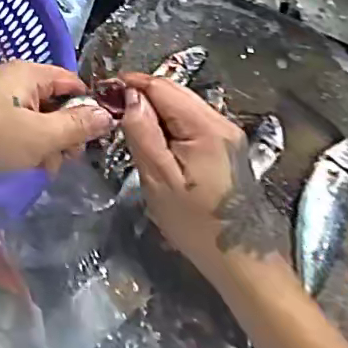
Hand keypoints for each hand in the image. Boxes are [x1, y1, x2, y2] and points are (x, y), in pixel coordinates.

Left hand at [0, 61, 113, 177]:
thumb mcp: (42, 135)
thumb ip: (77, 126)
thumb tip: (108, 115)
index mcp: (30, 73)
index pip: (72, 82)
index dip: (87, 106)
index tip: (94, 135)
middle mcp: (17, 77)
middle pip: (57, 100)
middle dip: (66, 130)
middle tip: (66, 157)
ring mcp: (2, 94)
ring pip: (40, 116)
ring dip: (49, 141)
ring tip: (46, 165)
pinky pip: (22, 122)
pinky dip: (30, 141)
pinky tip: (30, 163)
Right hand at [119, 72, 288, 271]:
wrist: (243, 263)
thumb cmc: (197, 224)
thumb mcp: (159, 179)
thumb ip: (142, 132)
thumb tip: (129, 96)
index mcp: (204, 126)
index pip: (161, 86)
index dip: (130, 84)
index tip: (104, 92)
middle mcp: (220, 121)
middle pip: (173, 91)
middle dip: (141, 94)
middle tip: (113, 109)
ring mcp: (227, 133)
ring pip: (182, 104)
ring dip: (155, 108)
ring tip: (131, 125)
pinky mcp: (227, 146)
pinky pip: (191, 120)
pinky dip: (169, 121)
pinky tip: (157, 140)